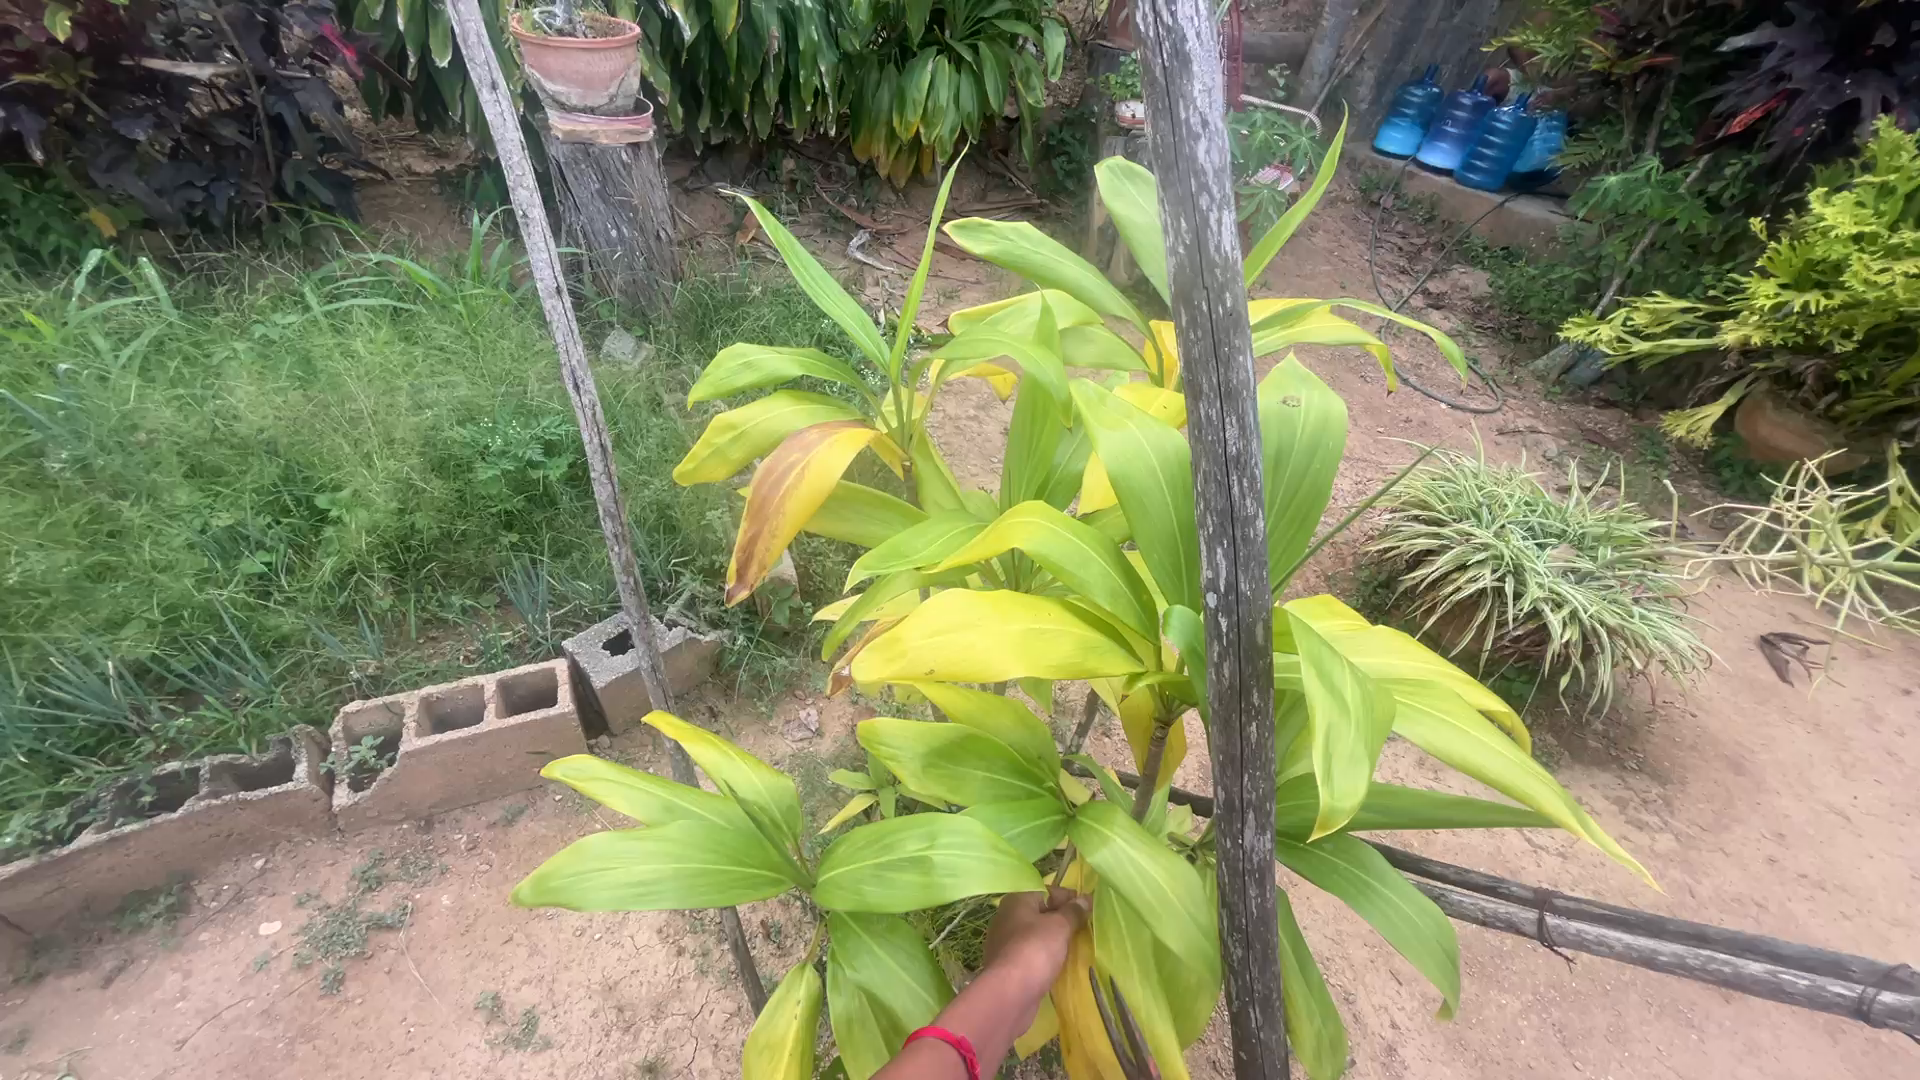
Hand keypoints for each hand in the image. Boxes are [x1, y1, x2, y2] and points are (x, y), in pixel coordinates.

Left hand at [983, 886, 1090, 992]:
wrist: (1009, 994)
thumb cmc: (1034, 950)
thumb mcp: (1059, 926)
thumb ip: (1073, 912)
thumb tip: (1085, 899)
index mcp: (1017, 900)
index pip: (1046, 891)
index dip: (1068, 897)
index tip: (1088, 907)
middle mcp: (1007, 917)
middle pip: (1040, 912)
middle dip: (1062, 919)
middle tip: (1085, 927)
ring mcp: (1005, 943)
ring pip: (1036, 935)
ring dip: (1055, 939)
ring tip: (1077, 946)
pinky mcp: (1008, 966)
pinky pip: (1032, 954)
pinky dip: (1046, 956)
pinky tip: (1060, 964)